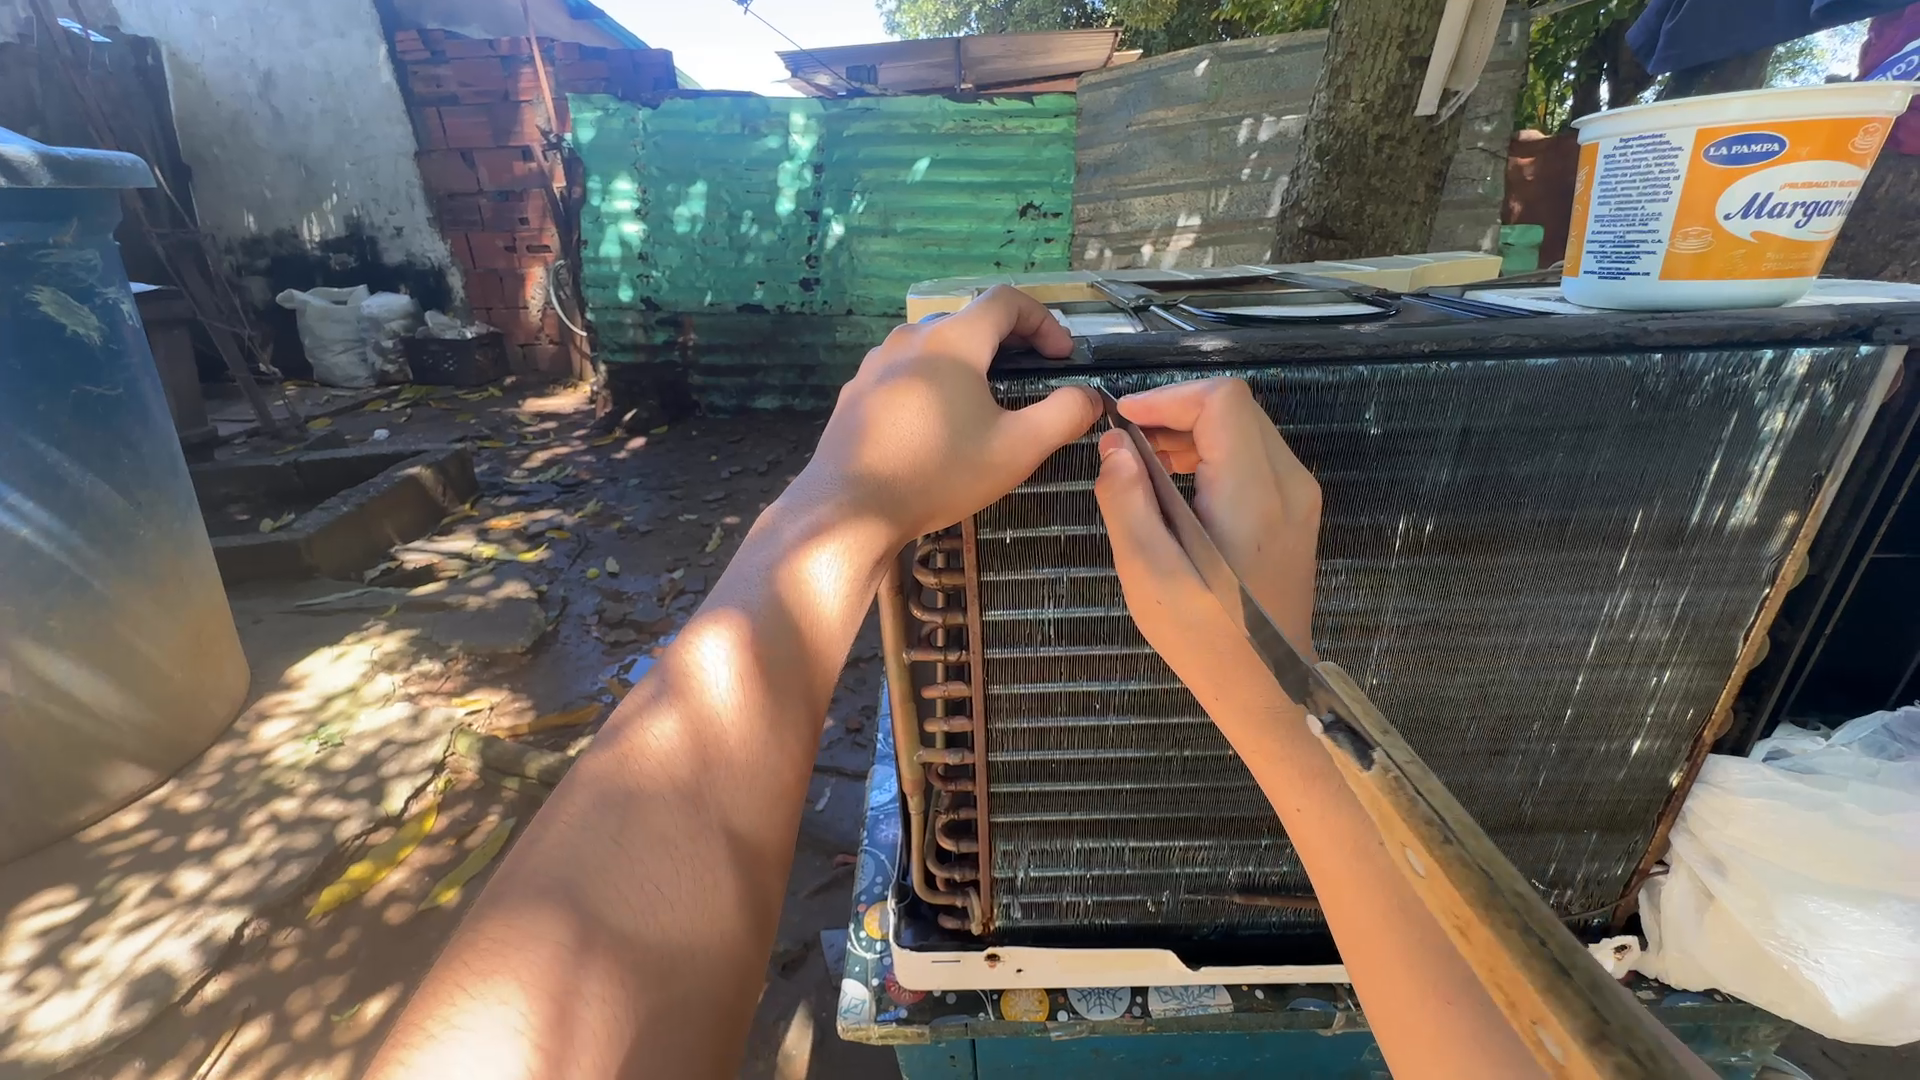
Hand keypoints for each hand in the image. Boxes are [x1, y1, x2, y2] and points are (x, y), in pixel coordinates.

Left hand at [797, 286, 1100, 544]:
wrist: (851, 509)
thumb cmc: (939, 474)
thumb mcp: (1017, 449)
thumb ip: (1064, 415)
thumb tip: (1090, 397)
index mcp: (952, 341)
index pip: (1006, 300)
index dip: (1043, 321)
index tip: (1061, 357)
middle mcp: (909, 340)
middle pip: (967, 320)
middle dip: (1007, 340)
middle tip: (1028, 375)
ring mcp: (874, 365)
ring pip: (932, 346)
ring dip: (966, 361)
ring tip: (982, 401)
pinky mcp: (854, 394)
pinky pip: (902, 373)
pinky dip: (931, 383)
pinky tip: (934, 425)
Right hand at [1093, 377, 1319, 701]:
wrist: (1265, 686)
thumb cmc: (1202, 636)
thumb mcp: (1147, 572)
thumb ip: (1127, 501)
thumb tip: (1113, 444)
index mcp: (1253, 493)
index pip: (1221, 402)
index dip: (1167, 399)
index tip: (1121, 421)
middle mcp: (1288, 482)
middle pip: (1234, 408)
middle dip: (1175, 413)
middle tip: (1126, 445)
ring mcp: (1298, 496)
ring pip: (1244, 428)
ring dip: (1191, 432)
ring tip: (1145, 464)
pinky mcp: (1295, 510)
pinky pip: (1252, 455)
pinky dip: (1211, 453)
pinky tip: (1178, 484)